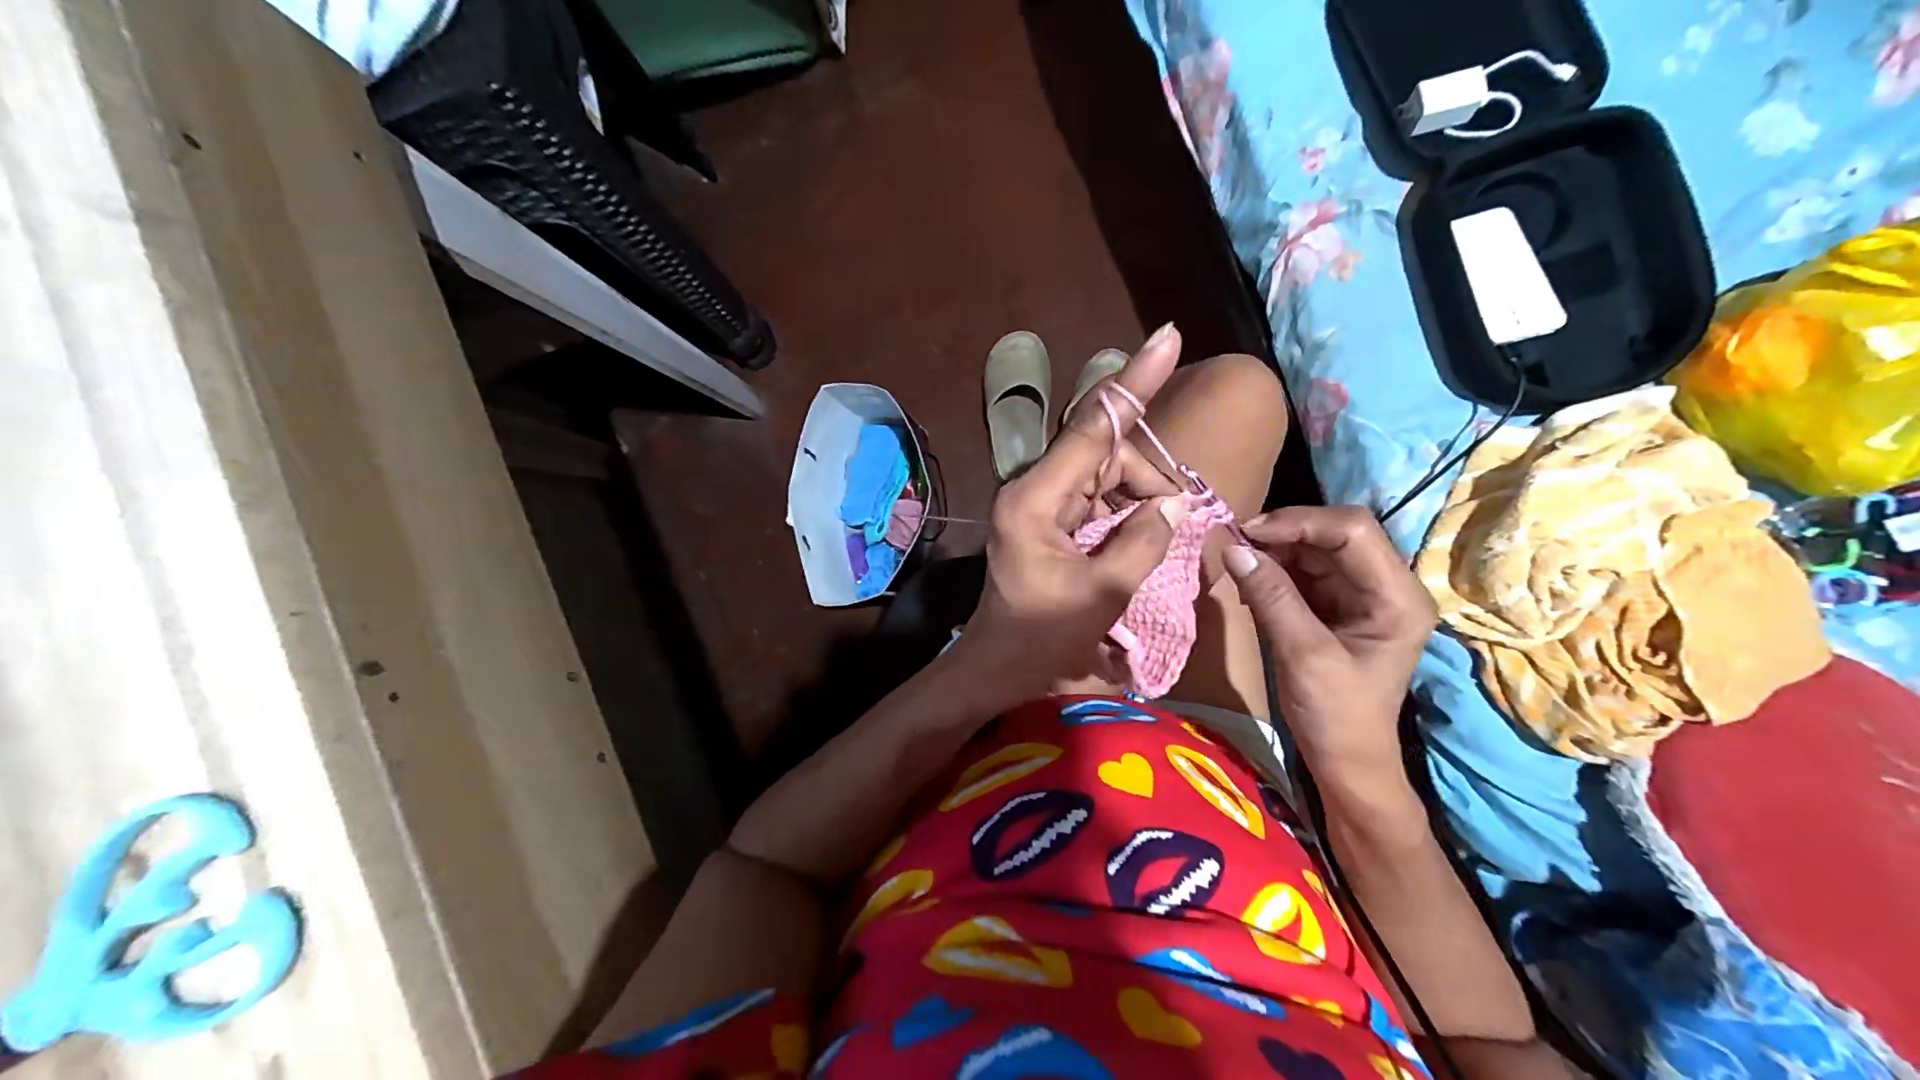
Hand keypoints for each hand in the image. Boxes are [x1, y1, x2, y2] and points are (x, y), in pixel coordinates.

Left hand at [962, 324, 1193, 702]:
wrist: (1000, 667)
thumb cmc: (1042, 638)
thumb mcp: (1102, 593)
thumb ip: (1143, 540)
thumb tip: (1172, 505)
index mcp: (1036, 499)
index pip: (1092, 428)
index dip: (1134, 383)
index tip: (1168, 336)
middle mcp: (1035, 489)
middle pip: (1105, 451)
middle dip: (1150, 474)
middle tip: (1184, 513)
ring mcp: (1041, 502)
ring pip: (1106, 472)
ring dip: (1142, 494)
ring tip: (1167, 530)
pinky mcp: (1049, 519)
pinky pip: (1098, 496)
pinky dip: (1128, 508)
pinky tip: (1148, 528)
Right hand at [1223, 506, 1436, 786]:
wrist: (1346, 761)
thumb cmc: (1335, 715)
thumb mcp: (1302, 654)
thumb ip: (1271, 597)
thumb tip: (1232, 548)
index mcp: (1398, 597)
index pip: (1353, 530)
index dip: (1299, 522)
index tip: (1247, 533)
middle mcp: (1387, 586)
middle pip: (1335, 533)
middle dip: (1284, 532)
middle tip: (1235, 543)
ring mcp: (1362, 594)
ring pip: (1316, 548)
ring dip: (1274, 549)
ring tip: (1237, 561)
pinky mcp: (1338, 604)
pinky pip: (1305, 570)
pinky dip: (1274, 569)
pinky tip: (1249, 579)